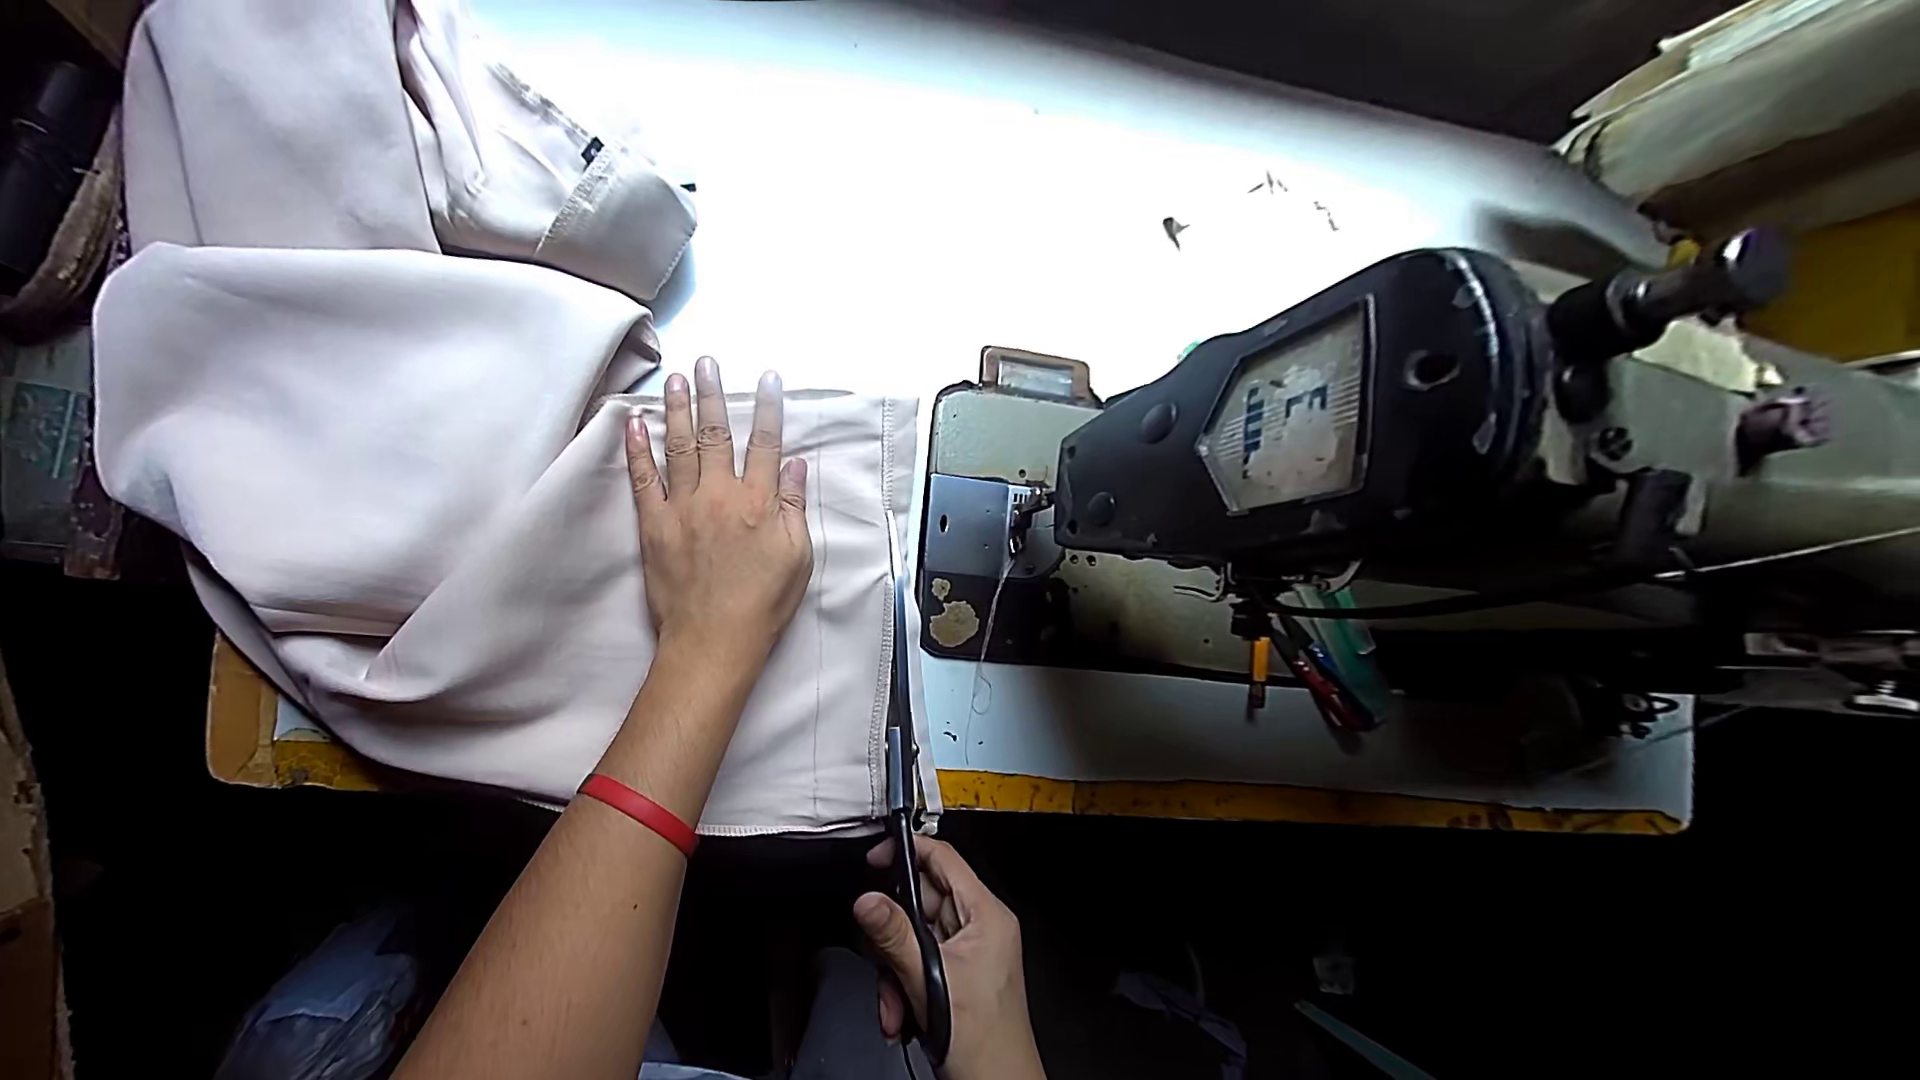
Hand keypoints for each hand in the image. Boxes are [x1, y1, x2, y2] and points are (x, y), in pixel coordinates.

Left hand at [625, 356, 812, 663]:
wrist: (715, 639)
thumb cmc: (764, 601)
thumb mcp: (797, 556)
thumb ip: (793, 506)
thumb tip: (794, 464)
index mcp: (759, 503)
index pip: (766, 444)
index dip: (769, 408)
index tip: (769, 379)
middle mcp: (720, 496)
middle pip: (717, 435)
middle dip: (714, 395)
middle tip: (709, 363)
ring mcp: (683, 508)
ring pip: (680, 447)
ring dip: (678, 409)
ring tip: (677, 378)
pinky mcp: (654, 525)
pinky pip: (643, 479)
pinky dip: (638, 450)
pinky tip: (635, 423)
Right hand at [853, 837, 1046, 1079]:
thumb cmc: (986, 1045)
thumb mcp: (931, 981)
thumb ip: (895, 936)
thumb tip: (869, 900)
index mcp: (986, 914)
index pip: (944, 858)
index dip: (909, 850)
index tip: (878, 855)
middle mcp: (979, 926)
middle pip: (922, 900)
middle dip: (894, 933)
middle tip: (882, 955)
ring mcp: (968, 950)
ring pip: (915, 934)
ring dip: (894, 968)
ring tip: (895, 1000)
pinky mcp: (957, 972)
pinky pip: (919, 959)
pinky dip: (903, 983)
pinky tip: (902, 1012)